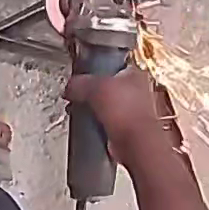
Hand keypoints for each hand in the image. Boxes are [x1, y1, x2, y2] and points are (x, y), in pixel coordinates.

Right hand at [63, 66, 182, 168]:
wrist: (133, 143)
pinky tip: (89, 126)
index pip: (114, 66)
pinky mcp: (126, 129)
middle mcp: (138, 92)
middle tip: (79, 95)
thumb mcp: (95, 87)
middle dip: (92, 93)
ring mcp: (133, 112)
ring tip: (81, 111)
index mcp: (135, 74)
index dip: (97, 70)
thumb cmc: (125, 111)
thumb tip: (70, 86)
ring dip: (93, 110)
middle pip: (108, 87)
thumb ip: (80, 83)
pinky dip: (97, 124)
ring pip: (107, 106)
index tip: (83, 75)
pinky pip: (106, 123)